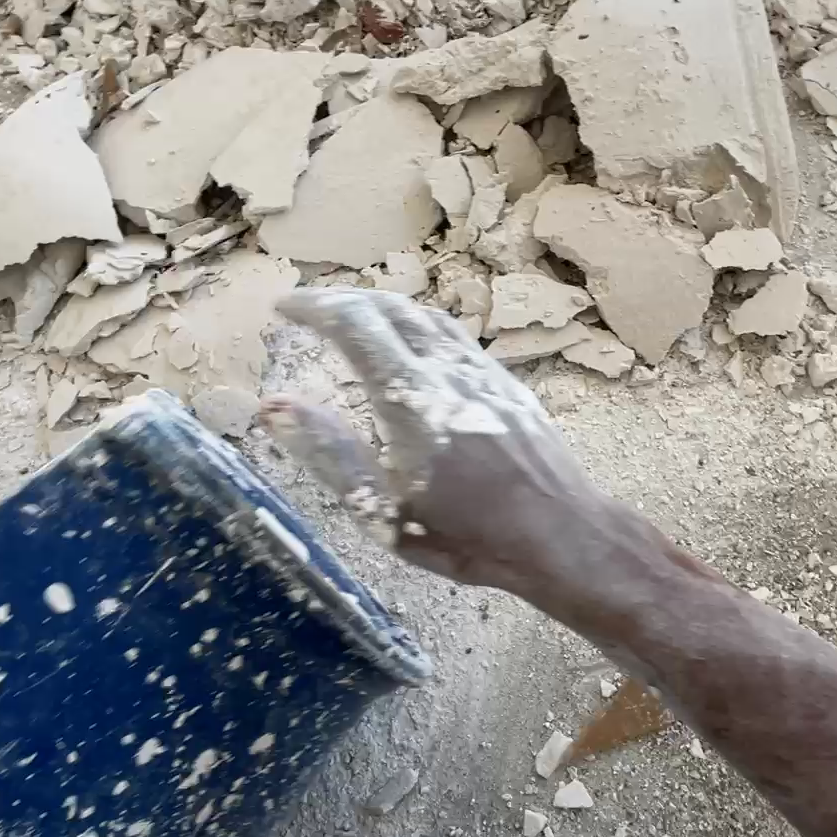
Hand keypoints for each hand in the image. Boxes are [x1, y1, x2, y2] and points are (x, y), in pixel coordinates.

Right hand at [264, 287, 611, 597]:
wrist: (562, 533)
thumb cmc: (470, 536)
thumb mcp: (384, 511)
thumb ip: (329, 453)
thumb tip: (274, 406)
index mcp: (411, 399)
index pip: (354, 324)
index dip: (314, 306)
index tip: (283, 306)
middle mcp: (449, 372)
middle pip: (392, 308)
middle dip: (345, 299)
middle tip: (313, 309)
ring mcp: (485, 374)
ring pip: (429, 317)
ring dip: (385, 308)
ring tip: (357, 319)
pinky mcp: (509, 385)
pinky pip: (457, 338)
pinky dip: (421, 326)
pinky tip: (416, 348)